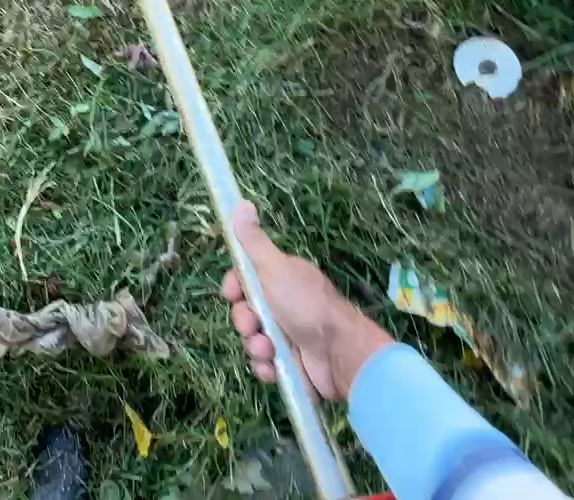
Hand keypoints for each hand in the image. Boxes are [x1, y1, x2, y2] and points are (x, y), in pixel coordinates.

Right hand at [219, 201, 393, 399]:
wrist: (341, 355)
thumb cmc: (306, 305)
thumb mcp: (276, 267)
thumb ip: (254, 241)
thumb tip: (241, 204)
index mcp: (280, 278)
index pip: (245, 279)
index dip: (234, 287)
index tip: (231, 294)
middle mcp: (283, 304)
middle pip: (245, 310)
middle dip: (244, 321)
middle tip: (254, 326)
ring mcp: (288, 334)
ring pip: (253, 338)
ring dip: (255, 346)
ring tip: (269, 351)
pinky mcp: (292, 363)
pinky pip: (265, 363)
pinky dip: (266, 367)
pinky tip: (273, 368)